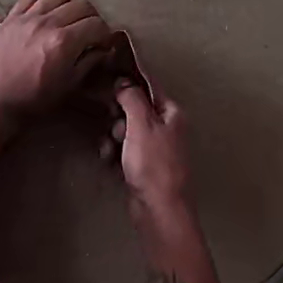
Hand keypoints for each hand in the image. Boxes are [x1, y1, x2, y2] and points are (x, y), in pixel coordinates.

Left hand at [0, 0, 112, 123]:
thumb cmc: (32, 99)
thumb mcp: (68, 85)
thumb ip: (88, 63)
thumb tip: (101, 51)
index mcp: (64, 41)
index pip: (96, 24)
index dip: (105, 34)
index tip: (103, 43)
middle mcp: (47, 23)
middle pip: (81, 4)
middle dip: (91, 18)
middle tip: (89, 32)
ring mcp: (27, 18)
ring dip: (68, 5)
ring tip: (67, 20)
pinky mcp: (10, 19)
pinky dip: (41, 3)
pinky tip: (43, 16)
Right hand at [113, 82, 190, 210]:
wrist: (159, 208)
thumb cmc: (155, 166)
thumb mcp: (141, 124)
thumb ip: (133, 99)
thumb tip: (124, 82)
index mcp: (171, 113)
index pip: (150, 85)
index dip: (130, 79)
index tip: (111, 74)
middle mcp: (166, 128)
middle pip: (134, 109)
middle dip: (118, 117)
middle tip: (116, 127)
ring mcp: (155, 147)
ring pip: (126, 130)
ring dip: (113, 137)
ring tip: (111, 149)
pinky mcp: (144, 165)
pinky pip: (124, 150)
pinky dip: (115, 153)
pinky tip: (110, 161)